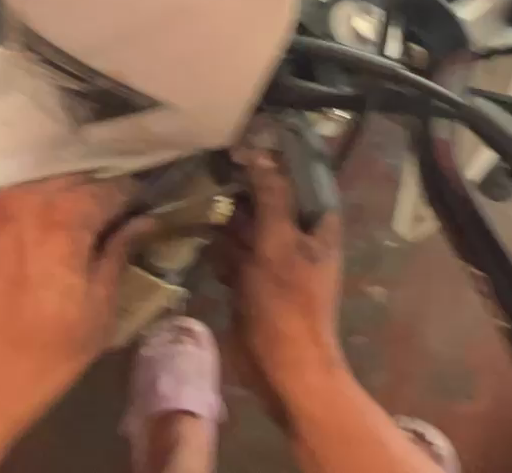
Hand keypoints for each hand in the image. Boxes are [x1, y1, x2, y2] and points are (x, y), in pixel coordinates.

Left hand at [0, 177, 150, 472]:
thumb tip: (143, 222)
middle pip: (68, 184)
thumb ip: (120, 256)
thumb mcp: (95, 316)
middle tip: (97, 233)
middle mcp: (18, 199)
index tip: (140, 216)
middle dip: (89, 203)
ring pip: (25, 196)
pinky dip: (5, 228)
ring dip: (45, 212)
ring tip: (48, 247)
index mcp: (62, 216)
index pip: (113, 188)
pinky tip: (3, 263)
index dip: (132, 200)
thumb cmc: (31, 363)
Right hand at [215, 147, 345, 392]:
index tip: (243, 141)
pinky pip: (232, 251)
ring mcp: (273, 257)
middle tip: (210, 162)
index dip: (275, 157)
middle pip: (269, 198)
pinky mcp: (251, 279)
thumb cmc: (287, 303)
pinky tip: (194, 226)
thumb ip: (271, 196)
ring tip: (195, 188)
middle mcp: (298, 235)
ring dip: (225, 212)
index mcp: (318, 222)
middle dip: (242, 185)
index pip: (298, 175)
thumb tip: (259, 154)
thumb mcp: (279, 242)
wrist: (283, 369)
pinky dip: (217, 242)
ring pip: (247, 223)